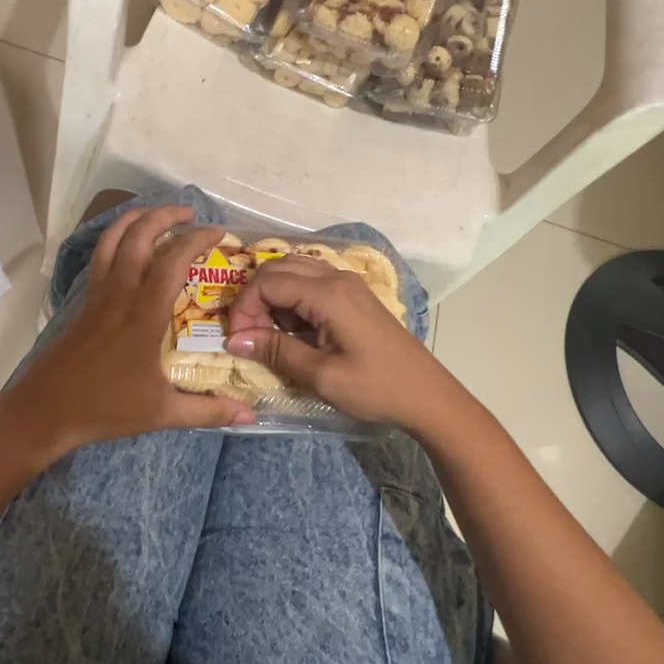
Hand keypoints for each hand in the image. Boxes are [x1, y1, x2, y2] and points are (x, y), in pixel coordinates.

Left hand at [0, 206, 253, 459]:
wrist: (45, 411)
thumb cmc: (105, 408)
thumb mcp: (162, 412)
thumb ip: (208, 411)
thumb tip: (250, 416)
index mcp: (143, 313)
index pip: (173, 260)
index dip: (198, 240)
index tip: (219, 234)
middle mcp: (120, 294)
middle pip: (138, 235)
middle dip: (165, 215)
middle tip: (190, 214)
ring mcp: (98, 295)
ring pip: (112, 239)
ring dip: (135, 219)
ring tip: (157, 215)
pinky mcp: (84, 303)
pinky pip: (101, 258)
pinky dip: (116, 240)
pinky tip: (128, 249)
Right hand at [224, 255, 465, 432]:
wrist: (427, 395)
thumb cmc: (376, 388)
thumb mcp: (321, 376)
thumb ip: (276, 352)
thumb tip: (236, 341)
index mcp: (328, 294)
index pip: (267, 282)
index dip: (244, 308)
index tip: (238, 340)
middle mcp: (336, 278)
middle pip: (277, 268)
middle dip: (254, 299)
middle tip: (249, 336)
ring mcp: (348, 284)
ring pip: (293, 272)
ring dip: (272, 298)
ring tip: (269, 336)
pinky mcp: (354, 296)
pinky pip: (311, 283)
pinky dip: (292, 301)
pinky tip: (294, 332)